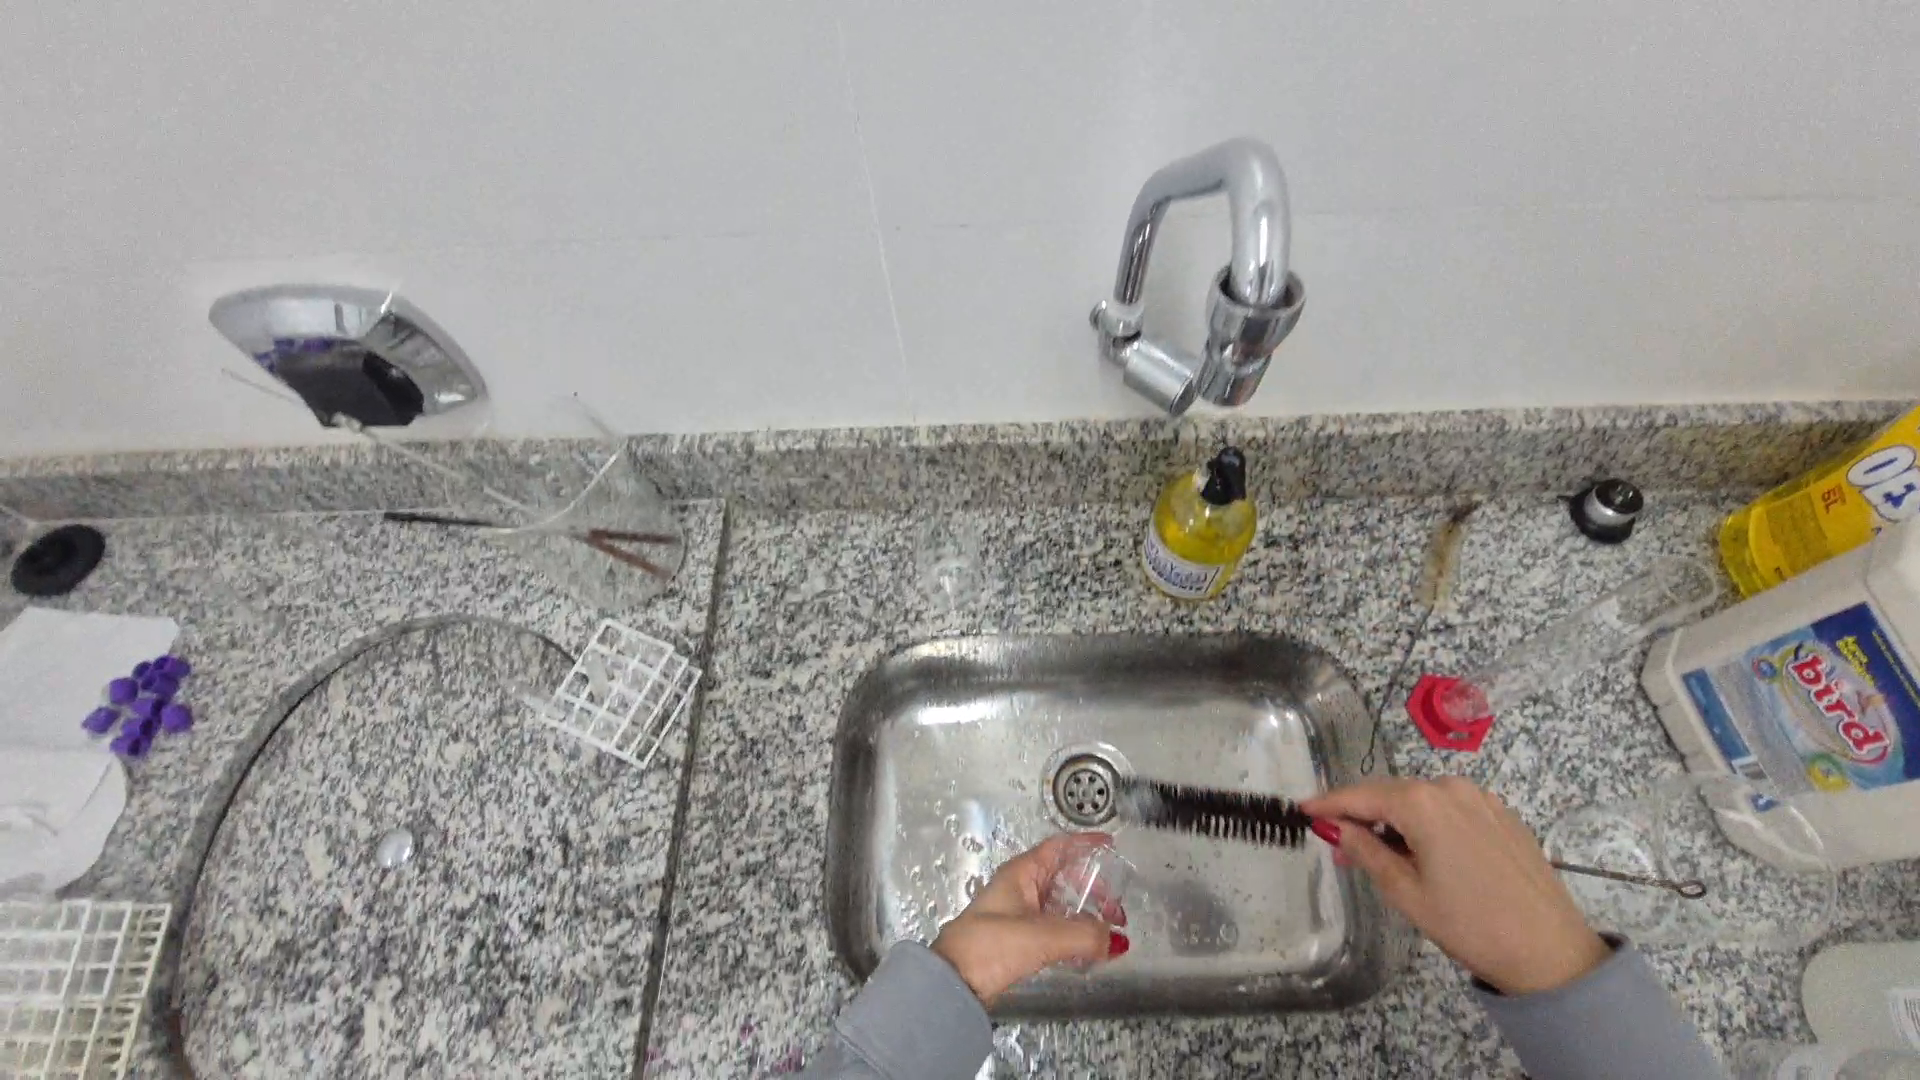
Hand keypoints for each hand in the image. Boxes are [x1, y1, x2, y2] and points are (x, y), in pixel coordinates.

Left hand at [930, 833, 1129, 1004]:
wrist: (954, 982)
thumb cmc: (993, 944)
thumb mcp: (1043, 936)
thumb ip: (1084, 935)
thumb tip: (1117, 939)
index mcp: (1022, 872)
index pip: (1059, 847)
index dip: (1085, 843)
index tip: (1111, 845)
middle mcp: (1020, 887)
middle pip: (1063, 877)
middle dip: (1093, 888)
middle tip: (1116, 909)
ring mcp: (1017, 913)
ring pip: (1059, 904)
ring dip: (1085, 914)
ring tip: (1108, 932)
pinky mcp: (1017, 939)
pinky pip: (1053, 927)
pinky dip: (1073, 933)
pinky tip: (1087, 950)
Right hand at [1301, 777, 1609, 995]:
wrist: (1556, 956)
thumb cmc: (1471, 926)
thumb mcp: (1406, 893)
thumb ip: (1365, 851)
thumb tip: (1336, 828)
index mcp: (1422, 803)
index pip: (1359, 796)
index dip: (1328, 804)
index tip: (1302, 809)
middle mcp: (1450, 788)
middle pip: (1389, 794)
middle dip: (1361, 815)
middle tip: (1337, 843)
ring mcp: (1480, 799)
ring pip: (1419, 800)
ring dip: (1394, 820)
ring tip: (1379, 853)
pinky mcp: (1502, 815)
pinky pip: (1448, 808)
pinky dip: (1426, 823)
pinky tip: (1421, 851)